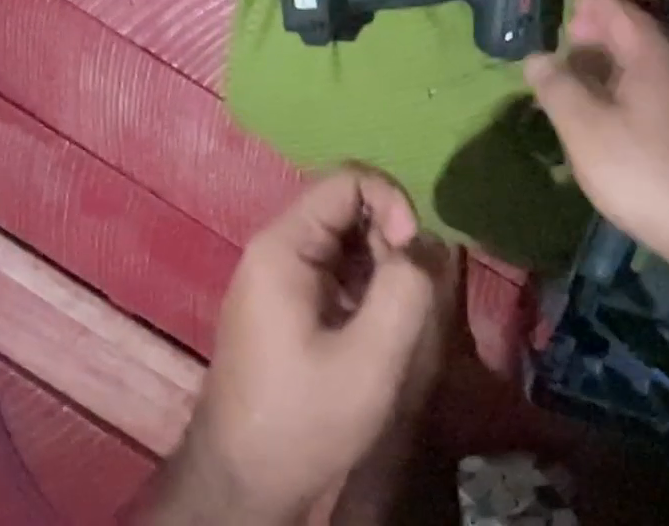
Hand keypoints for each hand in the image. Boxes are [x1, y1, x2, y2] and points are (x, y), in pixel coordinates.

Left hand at [154, 167, 455, 524]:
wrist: (242, 487)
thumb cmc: (304, 420)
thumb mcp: (372, 357)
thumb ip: (407, 288)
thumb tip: (426, 243)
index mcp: (284, 246)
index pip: (347, 179)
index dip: (392, 201)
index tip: (414, 253)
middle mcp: (275, 248)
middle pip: (346, 206)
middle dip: (390, 236)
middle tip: (409, 293)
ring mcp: (277, 276)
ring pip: (345, 237)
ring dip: (381, 263)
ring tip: (394, 316)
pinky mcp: (286, 302)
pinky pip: (334, 268)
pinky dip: (365, 284)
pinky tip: (374, 327)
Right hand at [524, 0, 668, 269]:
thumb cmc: (645, 172)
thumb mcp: (584, 129)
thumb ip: (557, 87)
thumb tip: (537, 57)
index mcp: (654, 55)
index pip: (620, 11)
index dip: (591, 7)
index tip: (566, 11)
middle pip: (641, 34)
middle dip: (603, 33)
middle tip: (570, 44)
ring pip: (654, 64)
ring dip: (618, 62)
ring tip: (587, 78)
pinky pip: (665, 89)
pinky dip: (635, 85)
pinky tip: (619, 113)